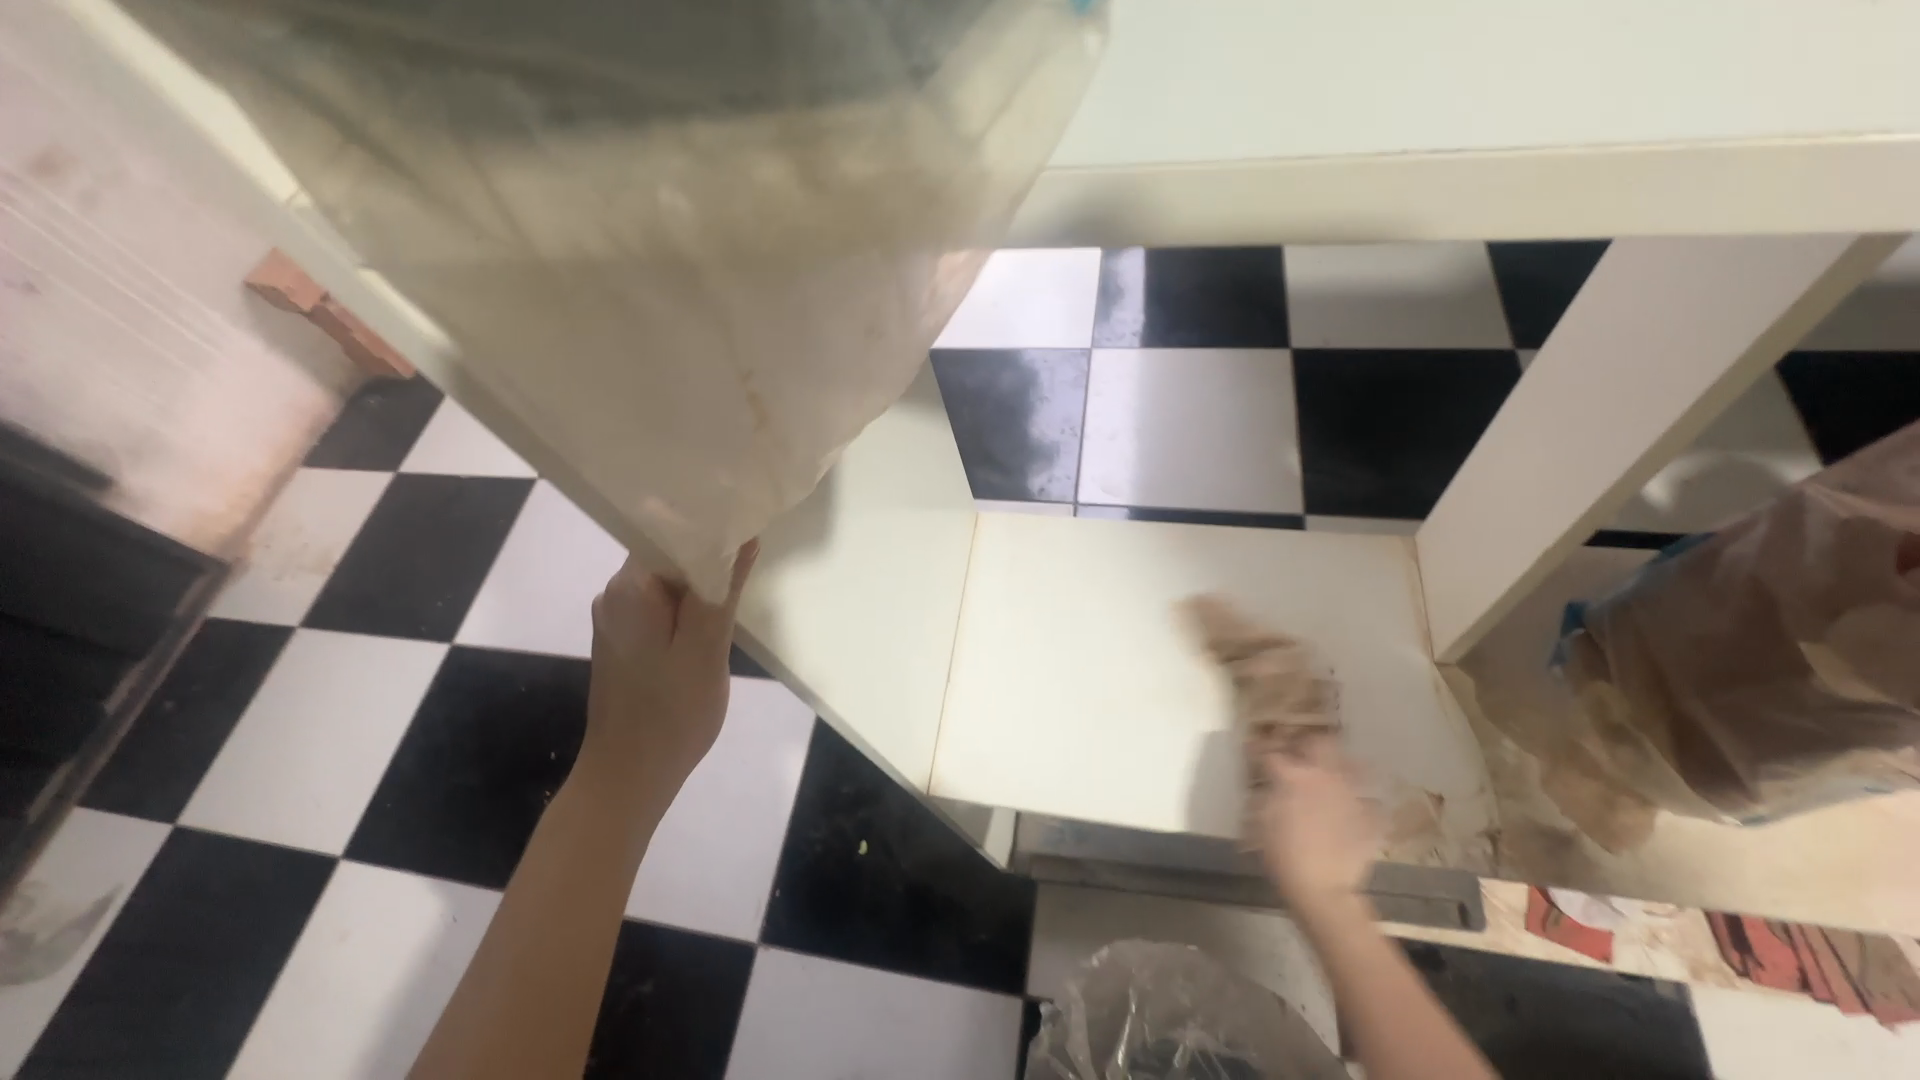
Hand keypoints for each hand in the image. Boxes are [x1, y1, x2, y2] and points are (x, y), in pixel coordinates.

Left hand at [579, 541, 757, 796]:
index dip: (712, 529)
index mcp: (630, 587)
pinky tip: (713, 627)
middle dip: (711, 560)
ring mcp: (617, 619)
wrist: (628, 776)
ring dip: (702, 588)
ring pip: (669, 584)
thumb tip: (741, 536)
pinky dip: (689, 611)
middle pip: (670, 556)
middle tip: (754, 567)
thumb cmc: (672, 713)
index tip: (749, 531)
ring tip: (739, 596)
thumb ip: (721, 588)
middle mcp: (615, 594)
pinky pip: (662, 608)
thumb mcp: (707, 647)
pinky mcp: (625, 641)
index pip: (672, 532)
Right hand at [1256, 734, 1378, 913]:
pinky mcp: (1371, 815)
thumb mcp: (1258, 821)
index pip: (1271, 751)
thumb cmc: (1282, 855)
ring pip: (1353, 763)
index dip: (1260, 748)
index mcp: (1292, 776)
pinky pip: (1371, 799)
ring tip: (1333, 776)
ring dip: (1341, 765)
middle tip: (1300, 753)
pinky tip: (1354, 809)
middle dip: (1308, 743)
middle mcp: (1324, 776)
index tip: (1254, 748)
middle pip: (1320, 742)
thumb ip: (1264, 794)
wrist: (1323, 888)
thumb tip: (1268, 783)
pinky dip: (1363, 800)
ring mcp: (1352, 793)